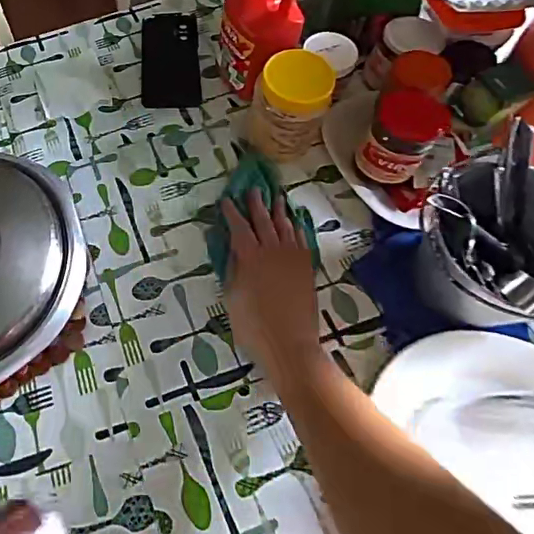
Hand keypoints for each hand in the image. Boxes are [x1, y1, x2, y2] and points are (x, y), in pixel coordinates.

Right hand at [220, 190, 320, 378]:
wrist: (290, 344)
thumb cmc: (253, 327)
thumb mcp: (232, 298)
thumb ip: (232, 269)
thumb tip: (229, 247)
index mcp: (250, 256)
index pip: (239, 227)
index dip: (232, 212)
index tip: (227, 200)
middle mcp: (272, 250)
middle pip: (264, 220)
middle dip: (256, 203)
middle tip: (253, 189)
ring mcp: (292, 256)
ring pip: (285, 226)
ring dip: (279, 211)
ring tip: (276, 198)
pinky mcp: (306, 266)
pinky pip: (301, 239)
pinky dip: (296, 228)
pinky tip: (294, 223)